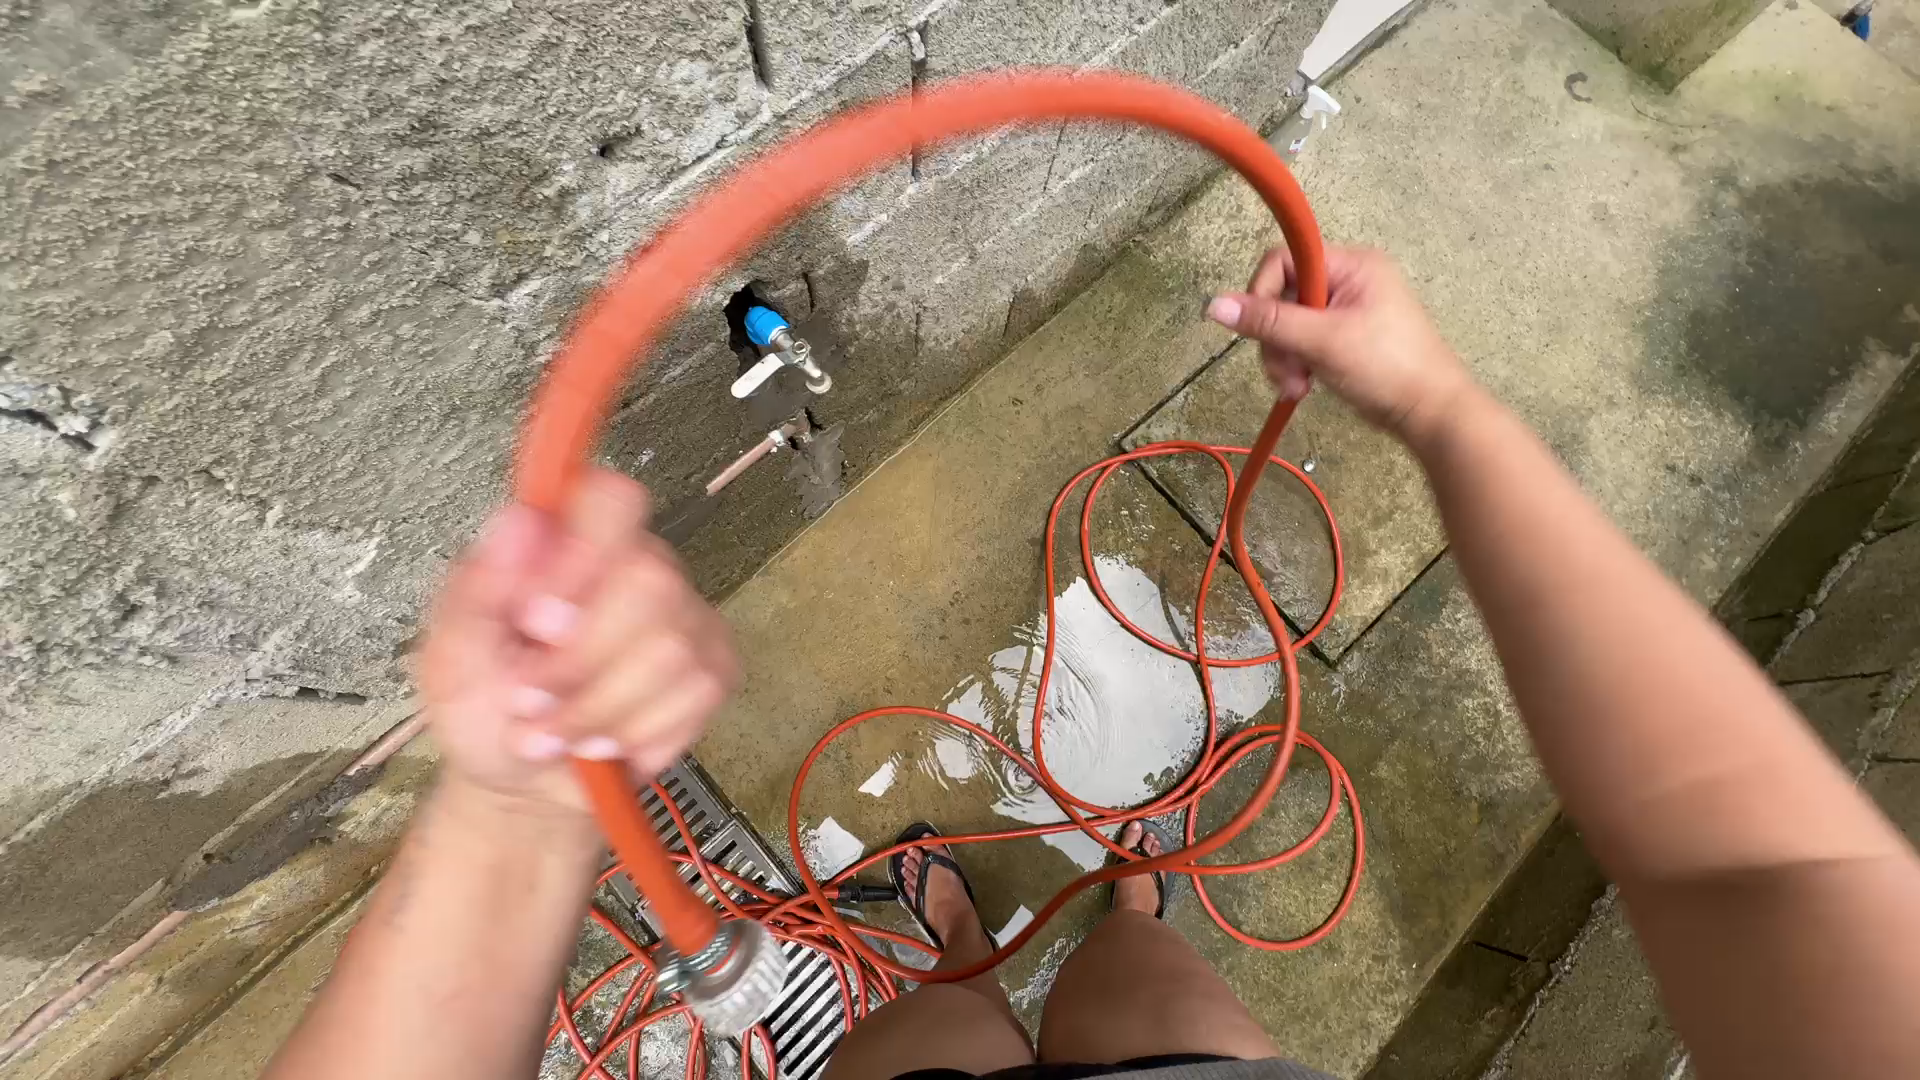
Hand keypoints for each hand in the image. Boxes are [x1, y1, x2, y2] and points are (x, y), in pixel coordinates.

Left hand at [418, 470, 739, 814]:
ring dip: (597, 709)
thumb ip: (478, 588)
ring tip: (556, 731)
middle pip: (651, 582)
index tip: (535, 616)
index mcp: (579, 547)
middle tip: (530, 698)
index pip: (612, 500)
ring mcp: (691, 620)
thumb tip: (522, 519)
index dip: (583, 553)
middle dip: (580, 661)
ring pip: (671, 651)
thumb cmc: (488, 711)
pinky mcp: (716, 671)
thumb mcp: (450, 656)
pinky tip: (605, 739)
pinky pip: (694, 696)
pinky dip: (636, 733)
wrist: (528, 783)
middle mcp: (647, 570)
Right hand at [1206, 246, 1473, 446]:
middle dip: (1275, 339)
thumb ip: (1268, 321)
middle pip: (1279, 298)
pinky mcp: (1338, 338)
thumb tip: (1213, 305)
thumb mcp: (1322, 341)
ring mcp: (1341, 311)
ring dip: (1282, 359)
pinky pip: (1297, 344)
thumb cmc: (1387, 367)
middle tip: (1287, 371)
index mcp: (1351, 265)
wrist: (1426, 411)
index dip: (1262, 292)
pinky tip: (1303, 387)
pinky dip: (1293, 366)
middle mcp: (1345, 281)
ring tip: (1298, 387)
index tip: (1262, 329)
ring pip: (1284, 326)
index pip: (1283, 260)